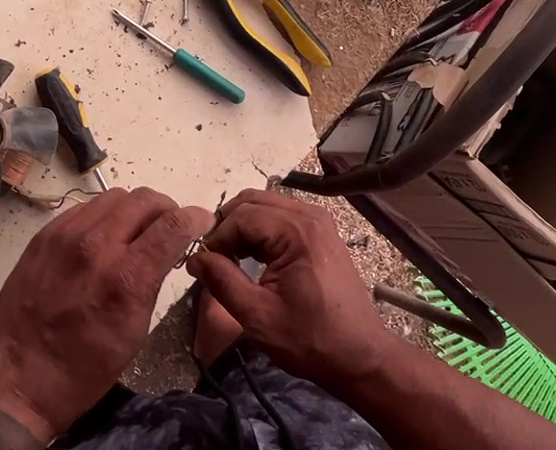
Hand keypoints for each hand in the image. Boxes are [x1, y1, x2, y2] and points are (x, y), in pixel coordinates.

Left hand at [0, 188, 212, 441]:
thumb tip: (169, 246)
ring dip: (135, 208)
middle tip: (168, 227)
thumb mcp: (136, 329)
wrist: (20, 376)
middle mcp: (97, 245)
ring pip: (116, 195)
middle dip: (166, 209)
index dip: (195, 217)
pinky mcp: (45, 233)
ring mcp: (67, 235)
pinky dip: (104, 216)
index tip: (202, 220)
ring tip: (134, 231)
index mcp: (126, 277)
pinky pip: (86, 207)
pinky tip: (103, 238)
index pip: (173, 224)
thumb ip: (153, 277)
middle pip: (146, 198)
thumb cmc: (86, 366)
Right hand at [186, 189, 395, 387]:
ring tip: (231, 258)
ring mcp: (318, 220)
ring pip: (266, 203)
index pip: (241, 216)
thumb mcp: (258, 316)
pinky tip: (254, 256)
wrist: (360, 355)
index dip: (217, 238)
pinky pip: (282, 214)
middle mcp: (309, 214)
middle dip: (227, 225)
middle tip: (214, 258)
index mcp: (296, 231)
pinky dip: (262, 228)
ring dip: (243, 225)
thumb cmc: (310, 339)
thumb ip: (223, 282)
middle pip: (253, 200)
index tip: (205, 265)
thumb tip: (196, 258)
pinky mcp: (321, 230)